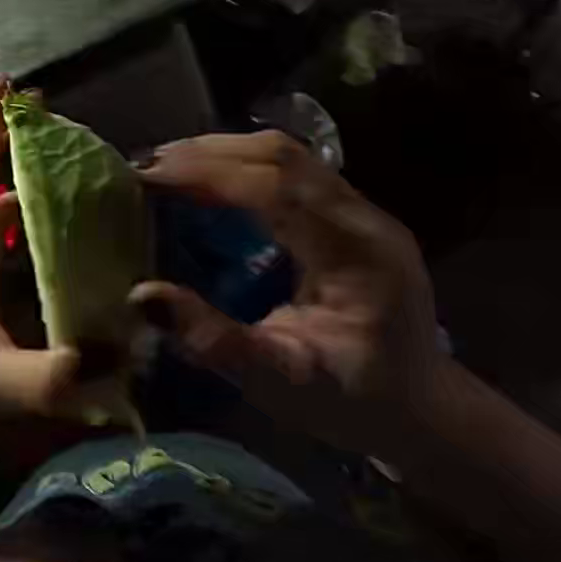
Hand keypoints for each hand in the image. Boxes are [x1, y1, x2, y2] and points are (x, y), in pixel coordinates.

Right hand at [132, 131, 443, 458]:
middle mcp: (362, 218)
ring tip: (162, 167)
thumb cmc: (350, 400)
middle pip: (279, 155)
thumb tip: (140, 295)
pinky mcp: (344, 209)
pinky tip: (201, 175)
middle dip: (203, 154)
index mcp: (354, 255)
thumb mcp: (281, 383)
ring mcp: (358, 208)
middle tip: (142, 168)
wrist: (420, 410)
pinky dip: (235, 160)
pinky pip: (286, 165)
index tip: (145, 178)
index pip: (275, 188)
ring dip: (217, 151)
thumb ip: (215, 341)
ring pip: (282, 152)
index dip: (205, 174)